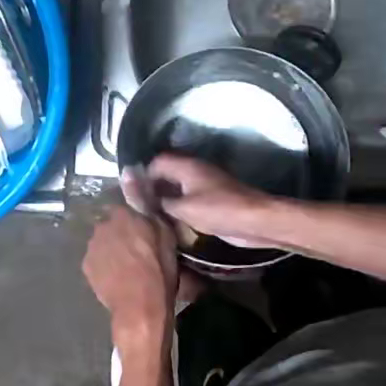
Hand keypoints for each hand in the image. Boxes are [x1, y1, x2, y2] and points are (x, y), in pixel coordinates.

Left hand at [83, 204, 178, 357]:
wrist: (140, 306)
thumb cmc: (159, 269)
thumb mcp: (166, 235)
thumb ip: (149, 210)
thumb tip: (136, 187)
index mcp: (123, 214)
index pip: (124, 207)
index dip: (133, 219)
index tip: (142, 230)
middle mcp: (102, 226)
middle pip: (111, 225)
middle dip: (120, 233)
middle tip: (135, 249)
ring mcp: (91, 247)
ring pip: (102, 242)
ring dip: (111, 248)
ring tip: (125, 265)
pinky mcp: (85, 266)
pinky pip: (96, 260)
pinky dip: (104, 264)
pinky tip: (116, 276)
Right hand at [144, 154, 282, 248]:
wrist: (254, 220)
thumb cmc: (219, 210)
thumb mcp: (183, 208)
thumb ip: (159, 202)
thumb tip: (139, 198)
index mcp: (187, 166)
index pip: (157, 162)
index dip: (142, 175)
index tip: (131, 193)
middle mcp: (194, 172)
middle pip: (166, 174)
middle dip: (152, 188)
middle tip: (137, 207)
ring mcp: (204, 186)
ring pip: (177, 188)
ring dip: (164, 199)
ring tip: (149, 216)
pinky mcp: (211, 201)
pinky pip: (187, 200)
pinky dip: (177, 208)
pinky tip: (169, 223)